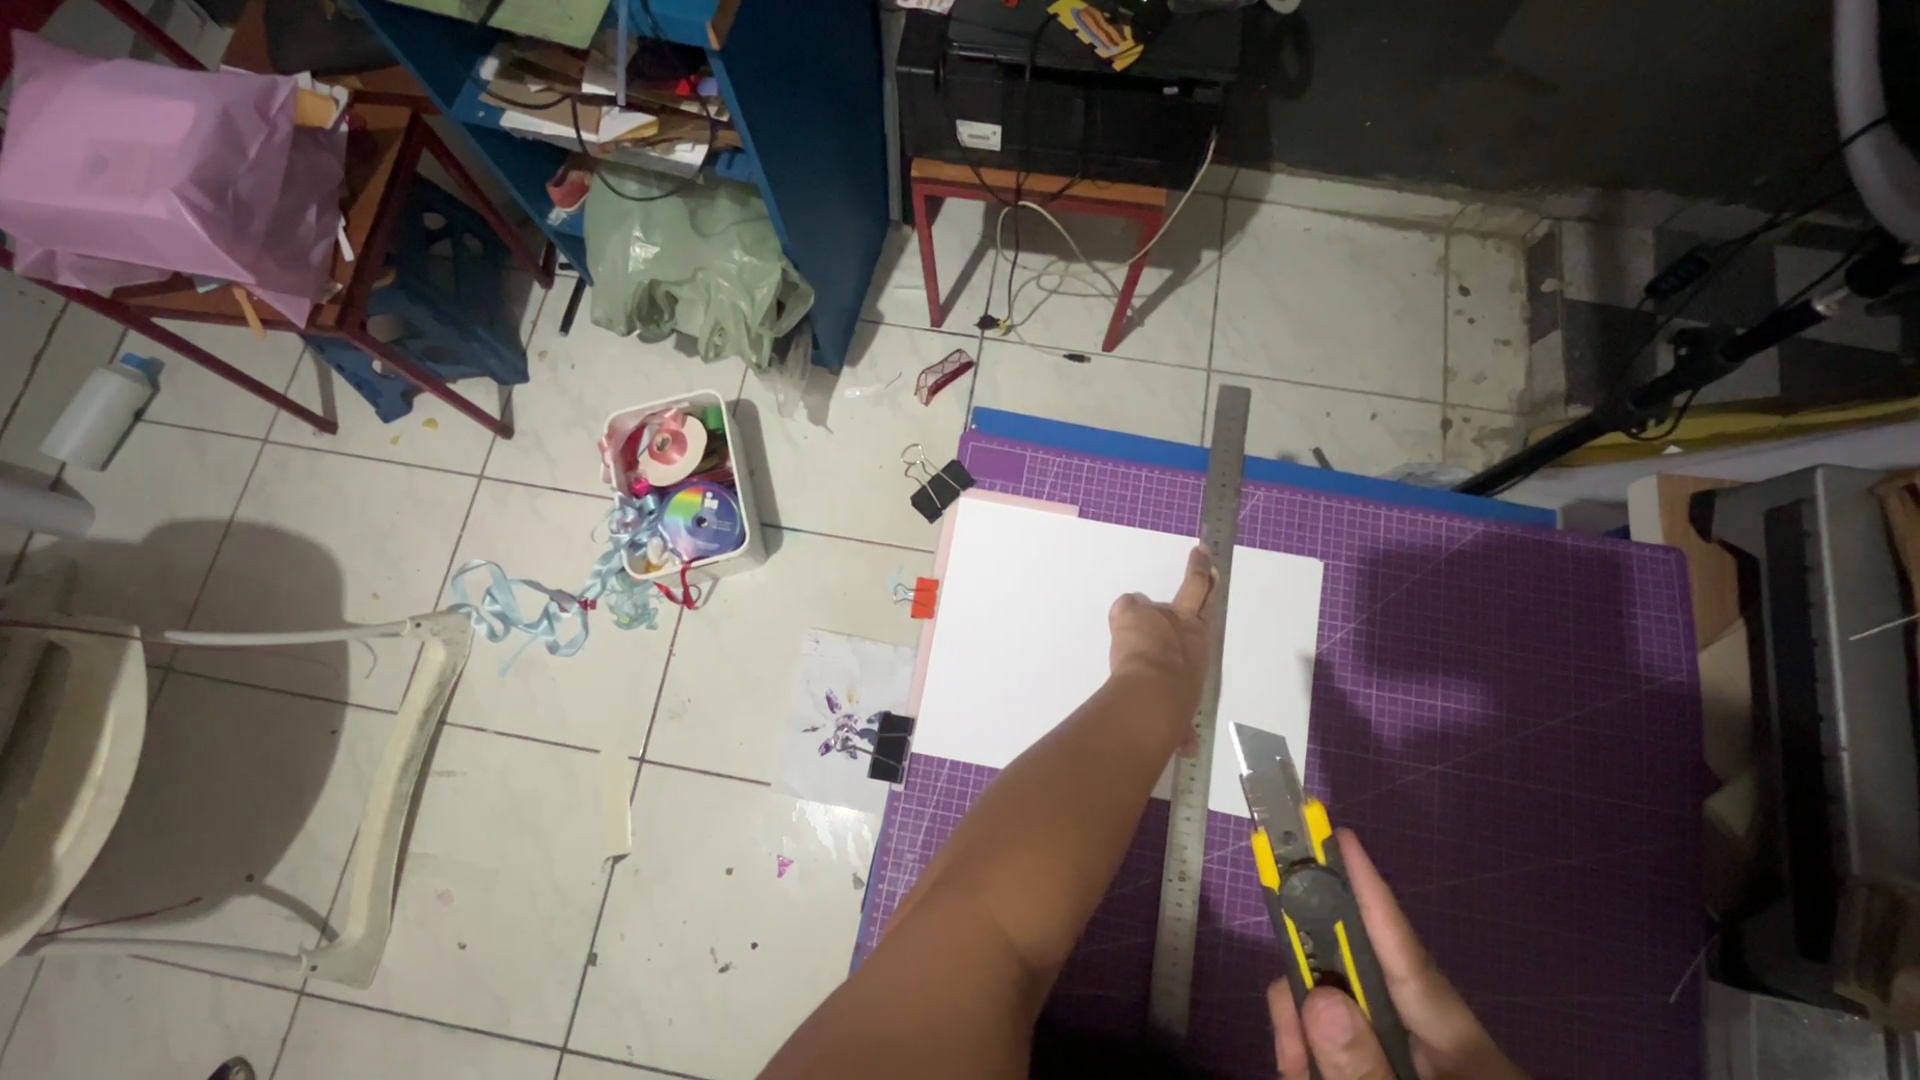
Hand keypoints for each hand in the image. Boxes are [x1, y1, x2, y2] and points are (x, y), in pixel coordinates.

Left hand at [1107, 544, 1214, 753]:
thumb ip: (1183, 728)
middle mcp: (1183, 623)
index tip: (1213, 571)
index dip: (1210, 590)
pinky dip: (1121, 617)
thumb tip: (1186, 747)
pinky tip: (1119, 632)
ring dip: (1138, 618)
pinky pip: (1125, 606)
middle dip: (1198, 570)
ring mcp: (1157, 614)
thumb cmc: (1176, 706)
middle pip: (1195, 587)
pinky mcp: (1132, 611)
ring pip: (1146, 604)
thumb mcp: (1183, 716)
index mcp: (1200, 644)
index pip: (1208, 611)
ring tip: (1131, 634)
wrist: (1155, 691)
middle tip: (1201, 551)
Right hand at [1270, 830, 1525, 1079]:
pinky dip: (1310, 1065)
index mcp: (1463, 1053)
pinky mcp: (1375, 1075)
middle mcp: (1433, 1054)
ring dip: (1305, 1041)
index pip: (1410, 961)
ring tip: (1295, 1065)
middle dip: (1314, 986)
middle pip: (1360, 992)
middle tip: (1288, 1014)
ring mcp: (1408, 1069)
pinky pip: (1332, 1063)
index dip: (1373, 897)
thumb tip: (1315, 994)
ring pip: (1337, 1030)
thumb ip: (1364, 1071)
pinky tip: (1301, 1069)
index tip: (1342, 839)